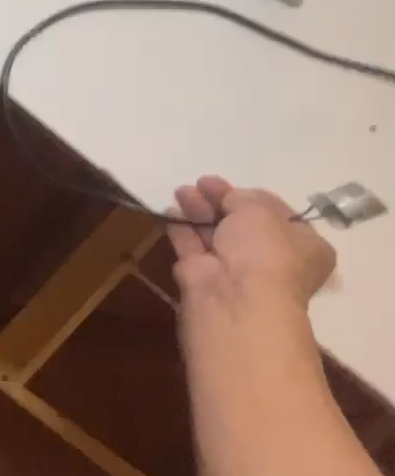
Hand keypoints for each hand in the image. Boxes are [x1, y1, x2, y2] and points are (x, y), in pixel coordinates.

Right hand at [170, 176, 335, 312]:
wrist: (235, 292)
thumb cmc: (263, 251)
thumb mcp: (260, 212)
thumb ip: (244, 197)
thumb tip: (232, 196)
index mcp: (305, 245)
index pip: (281, 215)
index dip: (255, 197)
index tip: (232, 185)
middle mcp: (274, 256)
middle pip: (243, 221)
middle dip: (221, 200)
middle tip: (201, 182)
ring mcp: (236, 264)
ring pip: (215, 229)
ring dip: (198, 208)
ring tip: (181, 191)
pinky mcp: (204, 269)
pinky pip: (191, 241)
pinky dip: (181, 225)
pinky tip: (170, 210)